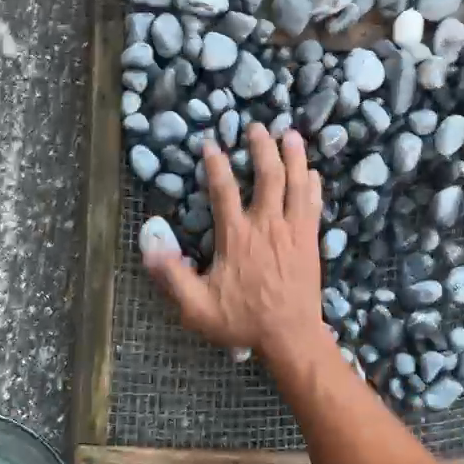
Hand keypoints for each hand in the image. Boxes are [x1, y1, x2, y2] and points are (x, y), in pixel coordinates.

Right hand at [144, 123, 325, 365]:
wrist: (290, 335)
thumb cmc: (242, 321)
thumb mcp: (197, 307)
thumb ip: (173, 277)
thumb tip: (150, 249)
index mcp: (236, 236)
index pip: (224, 190)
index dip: (216, 164)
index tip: (210, 144)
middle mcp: (266, 225)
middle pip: (268, 174)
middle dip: (262, 147)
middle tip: (257, 128)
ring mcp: (293, 231)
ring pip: (296, 182)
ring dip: (294, 156)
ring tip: (290, 135)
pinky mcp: (311, 241)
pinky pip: (313, 204)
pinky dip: (312, 185)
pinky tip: (312, 174)